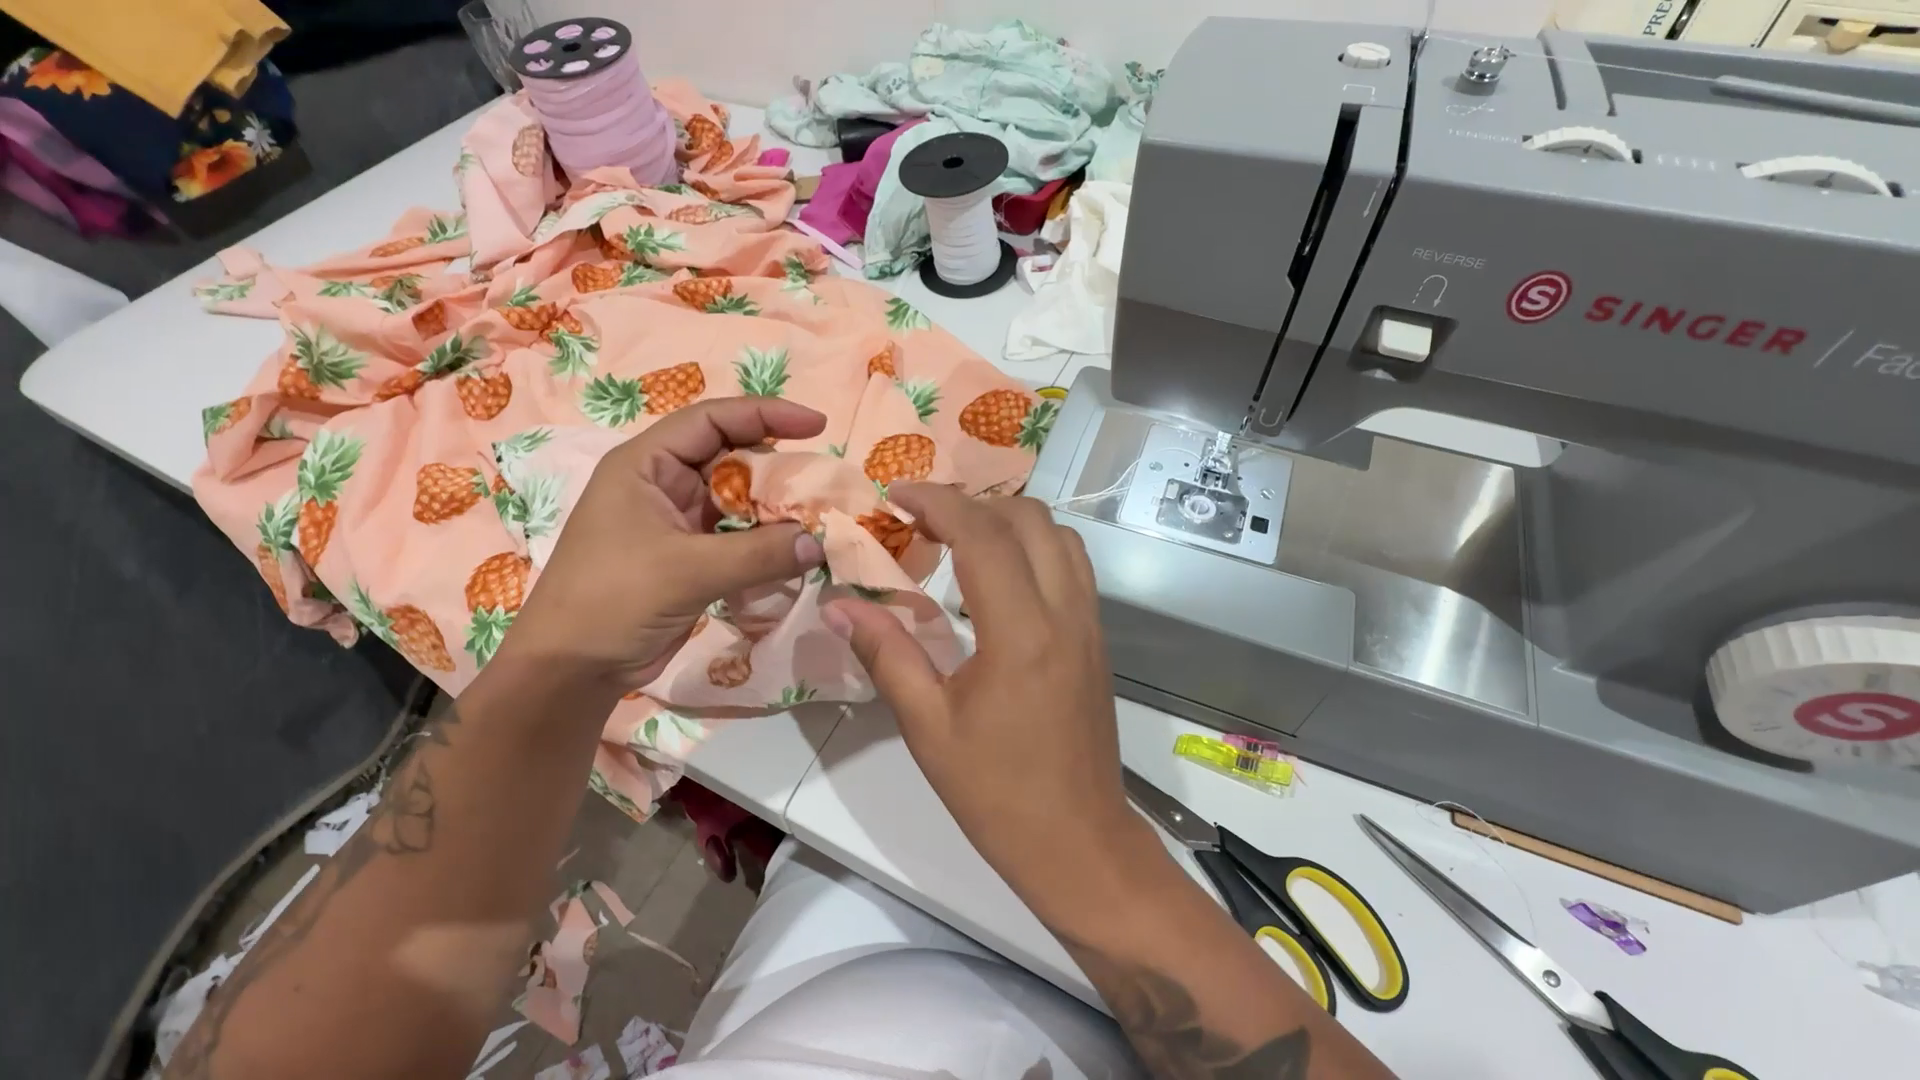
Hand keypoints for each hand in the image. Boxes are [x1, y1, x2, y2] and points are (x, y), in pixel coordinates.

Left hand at [504, 398, 827, 695]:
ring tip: (817, 523)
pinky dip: (764, 545)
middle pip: (731, 459)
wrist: (571, 669)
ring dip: (775, 512)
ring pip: (738, 502)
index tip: (818, 425)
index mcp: (645, 465)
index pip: (713, 420)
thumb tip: (820, 542)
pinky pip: (736, 539)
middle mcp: (661, 485)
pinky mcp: (688, 559)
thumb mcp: (687, 570)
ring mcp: (675, 523)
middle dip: (778, 470)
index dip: (766, 414)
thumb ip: (759, 554)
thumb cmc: (612, 599)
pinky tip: (793, 558)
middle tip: (822, 488)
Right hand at [825, 485, 1153, 916]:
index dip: (938, 502)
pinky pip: (1073, 566)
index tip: (897, 495)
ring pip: (1060, 536)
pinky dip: (1036, 546)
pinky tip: (999, 574)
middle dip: (973, 503)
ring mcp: (1090, 624)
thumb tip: (839, 604)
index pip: (982, 535)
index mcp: (1021, 633)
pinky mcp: (1098, 640)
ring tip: (959, 537)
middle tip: (923, 518)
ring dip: (1010, 520)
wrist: (1079, 842)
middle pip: (1029, 518)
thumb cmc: (997, 794)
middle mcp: (1065, 613)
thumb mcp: (928, 727)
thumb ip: (886, 654)